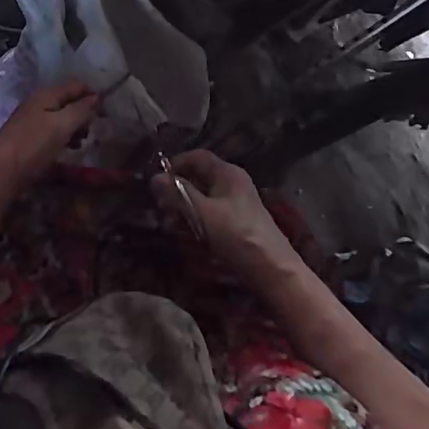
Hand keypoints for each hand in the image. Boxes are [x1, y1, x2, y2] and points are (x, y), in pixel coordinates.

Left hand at [0, 81, 98, 197]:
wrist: (0, 172)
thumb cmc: (33, 146)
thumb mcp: (61, 126)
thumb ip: (80, 110)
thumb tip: (96, 97)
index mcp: (46, 95)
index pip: (76, 86)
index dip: (93, 95)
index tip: (107, 111)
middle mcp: (39, 103)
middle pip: (69, 101)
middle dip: (84, 113)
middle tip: (93, 130)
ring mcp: (33, 121)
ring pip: (62, 118)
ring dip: (75, 128)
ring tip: (82, 142)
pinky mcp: (30, 138)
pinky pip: (54, 132)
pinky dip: (65, 138)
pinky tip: (69, 149)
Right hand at [153, 149, 304, 284]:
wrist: (275, 272)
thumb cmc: (238, 236)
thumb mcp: (203, 213)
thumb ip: (178, 194)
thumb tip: (154, 178)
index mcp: (228, 173)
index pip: (197, 156)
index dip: (175, 164)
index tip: (157, 181)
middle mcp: (233, 183)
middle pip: (199, 176)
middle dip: (177, 189)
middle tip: (160, 206)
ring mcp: (237, 203)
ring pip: (203, 196)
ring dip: (184, 206)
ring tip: (169, 223)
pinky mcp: (238, 222)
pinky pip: (211, 212)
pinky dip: (196, 218)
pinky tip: (187, 233)